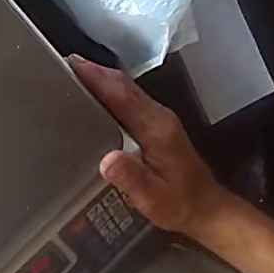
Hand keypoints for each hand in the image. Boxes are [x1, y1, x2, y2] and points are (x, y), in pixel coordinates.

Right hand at [67, 55, 237, 237]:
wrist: (206, 208)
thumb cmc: (180, 204)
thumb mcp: (153, 198)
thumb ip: (131, 178)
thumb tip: (107, 160)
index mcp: (156, 129)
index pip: (122, 95)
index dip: (97, 78)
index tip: (74, 64)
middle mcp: (159, 117)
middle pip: (124, 85)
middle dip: (96, 72)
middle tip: (67, 64)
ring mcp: (160, 119)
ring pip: (128, 89)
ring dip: (103, 79)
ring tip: (76, 75)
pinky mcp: (158, 125)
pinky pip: (131, 100)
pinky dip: (112, 91)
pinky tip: (98, 96)